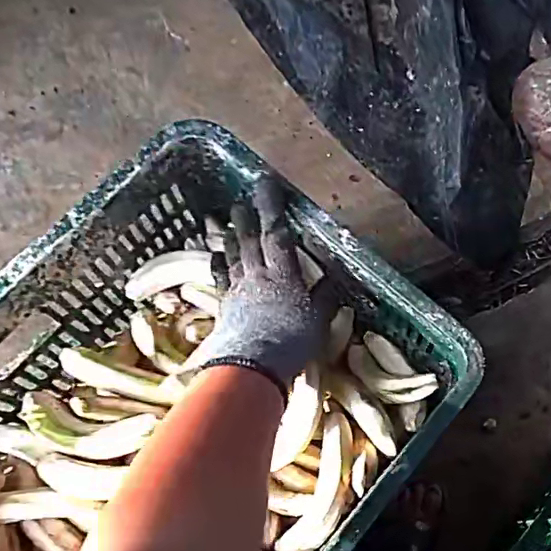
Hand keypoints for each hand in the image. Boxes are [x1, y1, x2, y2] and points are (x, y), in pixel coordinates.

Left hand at [187, 177, 332, 393]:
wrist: (253, 365)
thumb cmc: (293, 342)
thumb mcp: (320, 321)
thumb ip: (327, 297)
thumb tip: (336, 279)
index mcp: (283, 275)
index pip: (277, 234)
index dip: (272, 208)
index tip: (265, 184)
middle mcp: (257, 275)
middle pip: (249, 240)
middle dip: (245, 218)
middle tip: (240, 202)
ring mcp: (237, 290)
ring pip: (232, 255)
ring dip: (228, 238)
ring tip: (224, 224)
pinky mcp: (225, 306)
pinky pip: (219, 278)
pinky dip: (217, 264)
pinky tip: (215, 258)